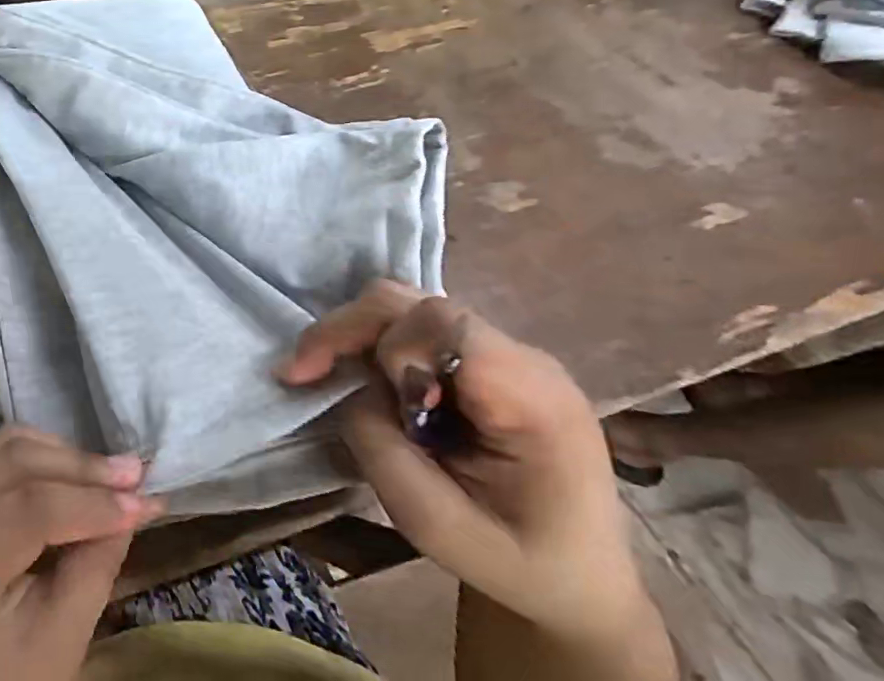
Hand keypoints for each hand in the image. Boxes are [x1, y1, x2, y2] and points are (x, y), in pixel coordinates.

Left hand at [0, 427, 163, 680]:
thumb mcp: (57, 642)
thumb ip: (94, 567)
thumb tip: (134, 504)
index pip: (30, 508)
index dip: (93, 501)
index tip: (146, 502)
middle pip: (16, 463)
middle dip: (82, 467)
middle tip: (136, 476)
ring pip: (5, 449)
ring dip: (62, 457)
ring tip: (109, 477)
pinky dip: (38, 459)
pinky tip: (70, 477)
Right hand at [277, 281, 650, 644]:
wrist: (579, 581)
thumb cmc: (514, 563)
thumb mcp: (432, 524)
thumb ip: (378, 443)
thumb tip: (352, 387)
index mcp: (533, 400)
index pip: (444, 324)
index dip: (389, 346)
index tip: (361, 394)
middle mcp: (526, 359)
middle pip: (420, 303)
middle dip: (352, 329)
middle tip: (305, 371)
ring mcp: (510, 353)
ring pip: (413, 306)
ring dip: (362, 336)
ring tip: (333, 377)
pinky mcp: (491, 358)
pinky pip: (421, 328)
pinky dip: (379, 344)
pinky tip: (371, 381)